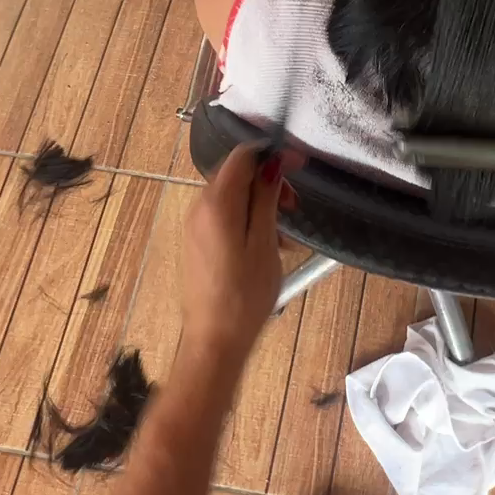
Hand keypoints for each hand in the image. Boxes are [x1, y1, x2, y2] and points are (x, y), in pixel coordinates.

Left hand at [182, 145, 294, 361]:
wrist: (215, 340)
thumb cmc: (246, 294)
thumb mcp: (264, 242)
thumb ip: (266, 198)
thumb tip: (272, 164)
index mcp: (216, 203)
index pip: (241, 156)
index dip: (271, 154)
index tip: (299, 165)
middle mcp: (199, 208)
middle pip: (236, 175)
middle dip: (268, 182)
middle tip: (294, 207)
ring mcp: (195, 226)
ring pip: (233, 198)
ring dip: (262, 205)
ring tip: (285, 237)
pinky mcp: (197, 243)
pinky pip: (225, 217)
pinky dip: (248, 221)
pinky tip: (268, 246)